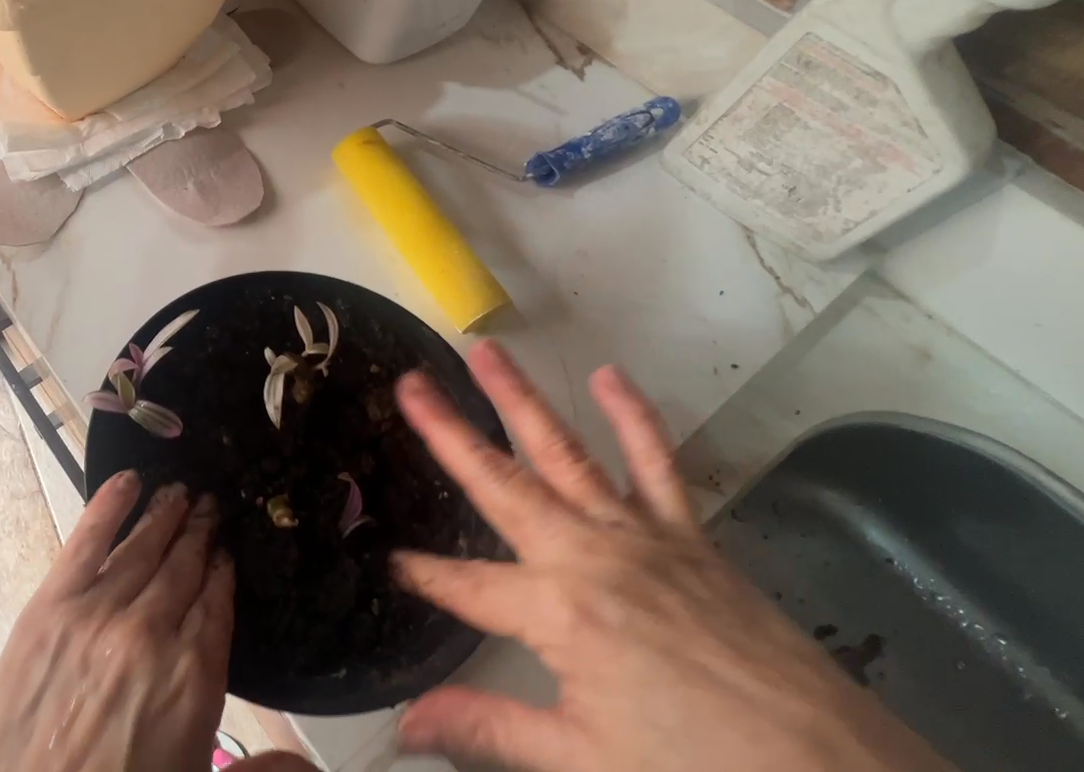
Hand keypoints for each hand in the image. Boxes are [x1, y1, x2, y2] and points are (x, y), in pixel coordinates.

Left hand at [0, 472, 240, 771]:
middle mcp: (151, 632)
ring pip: (142, 548)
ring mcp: (96, 612)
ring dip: (164, 515)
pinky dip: (108, 506)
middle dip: (200, 533)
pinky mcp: (48, 607)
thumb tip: (304, 761)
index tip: (228, 547)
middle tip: (210, 505)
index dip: (222, 569)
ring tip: (178, 492)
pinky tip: (127, 481)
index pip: (217, 601)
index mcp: (193, 676)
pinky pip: (85, 541)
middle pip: (184, 567)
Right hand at [391, 340, 953, 771]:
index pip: (464, 586)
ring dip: (522, 400)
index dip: (420, 575)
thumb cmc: (698, 769)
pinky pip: (657, 464)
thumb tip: (401, 726)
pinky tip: (609, 377)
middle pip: (502, 483)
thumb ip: (486, 729)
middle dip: (448, 432)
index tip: (385, 560)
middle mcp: (588, 553)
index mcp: (556, 610)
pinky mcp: (687, 536)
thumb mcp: (582, 762)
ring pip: (565, 453)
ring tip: (486, 353)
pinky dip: (633, 418)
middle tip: (409, 383)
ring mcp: (640, 536)